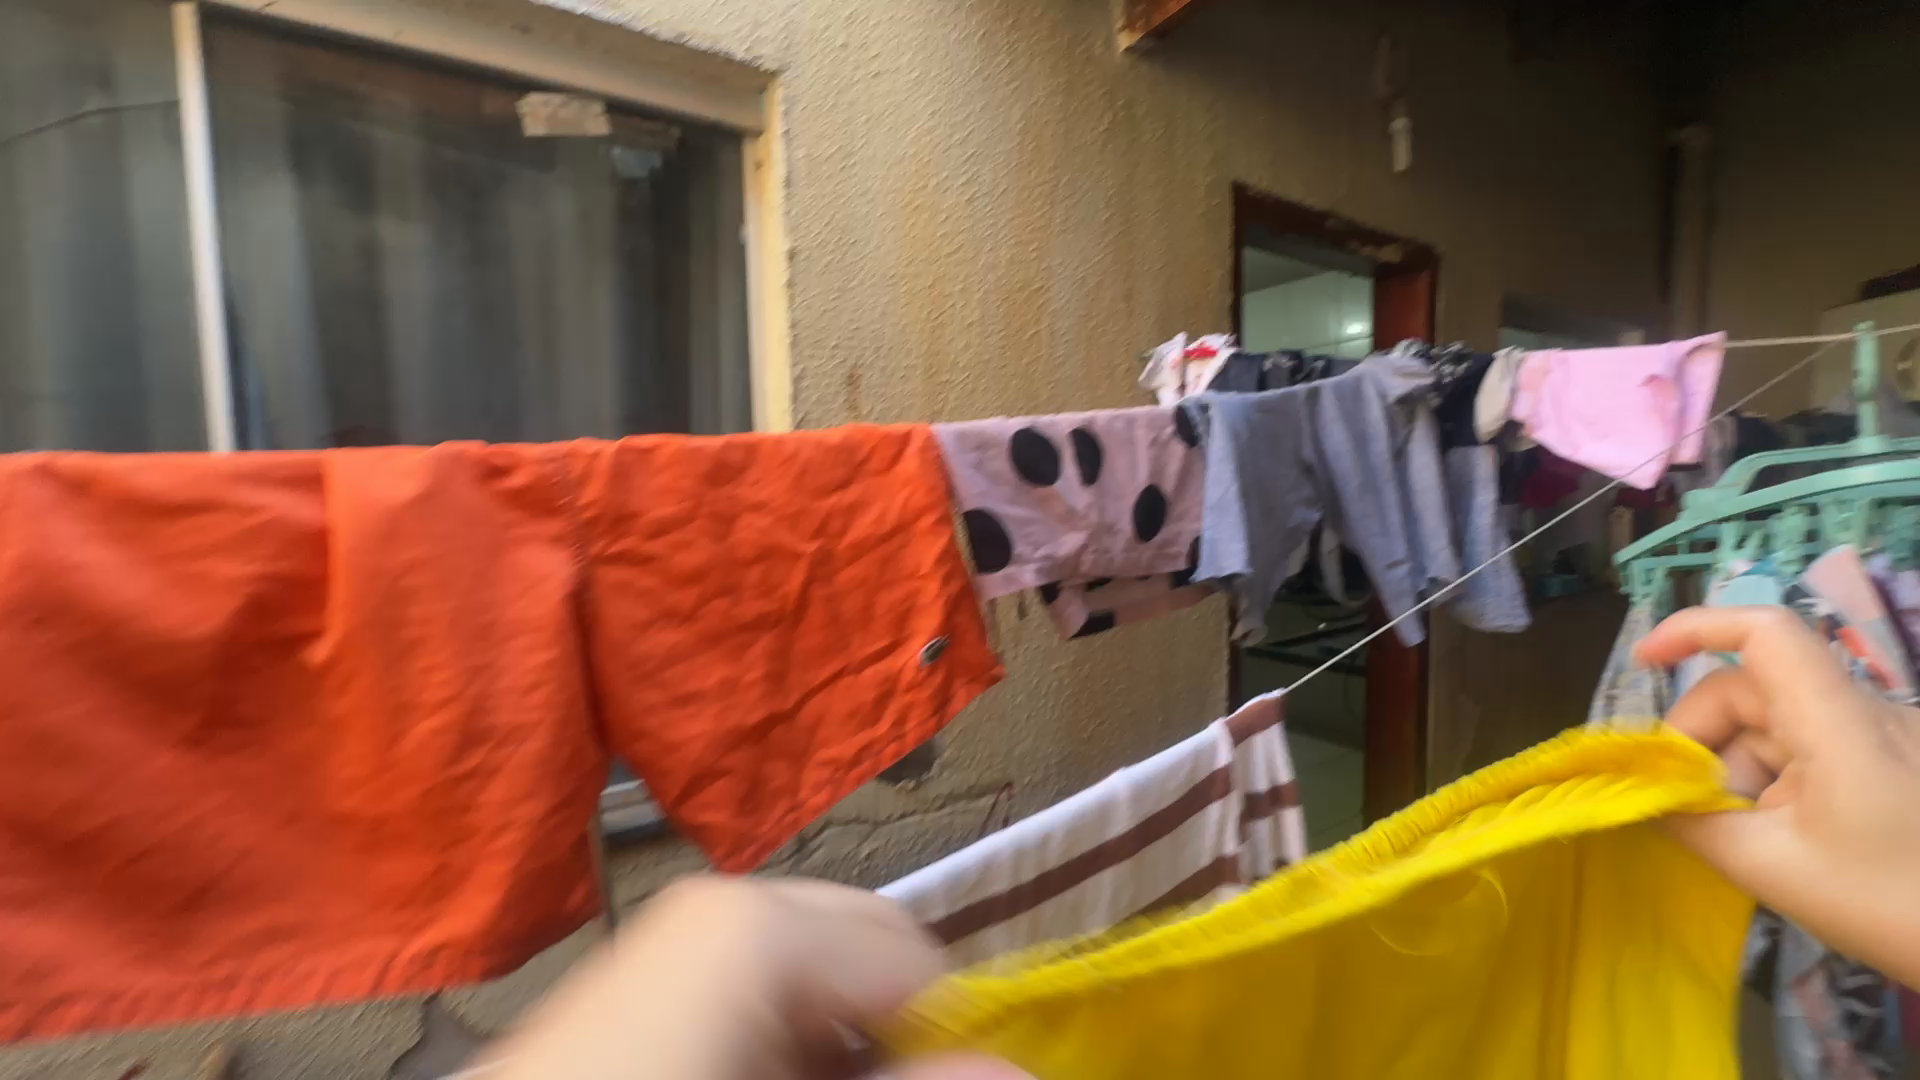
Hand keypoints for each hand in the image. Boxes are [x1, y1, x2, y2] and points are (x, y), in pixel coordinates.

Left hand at [486, 877, 1024, 1079]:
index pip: (917, 960)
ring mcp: (691, 926)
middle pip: (873, 946)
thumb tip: (1021, 1070)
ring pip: (825, 964)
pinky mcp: (663, 960)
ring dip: (848, 1035)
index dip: (948, 1035)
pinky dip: (795, 1028)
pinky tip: (772, 1072)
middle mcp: (733, 902)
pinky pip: (770, 978)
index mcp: (763, 926)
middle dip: (895, 1028)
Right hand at [1635, 606, 1919, 985]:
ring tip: (1748, 831)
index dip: (1693, 628)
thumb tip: (1635, 788)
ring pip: (1765, 724)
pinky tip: (1780, 829)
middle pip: (1745, 691)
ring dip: (1734, 767)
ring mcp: (1885, 738)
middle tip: (1690, 802)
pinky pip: (1800, 746)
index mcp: (1843, 728)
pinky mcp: (1892, 760)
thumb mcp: (1765, 866)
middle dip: (1700, 739)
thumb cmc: (1894, 910)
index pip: (1766, 633)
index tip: (1643, 662)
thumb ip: (1684, 816)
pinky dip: (1767, 779)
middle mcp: (1868, 716)